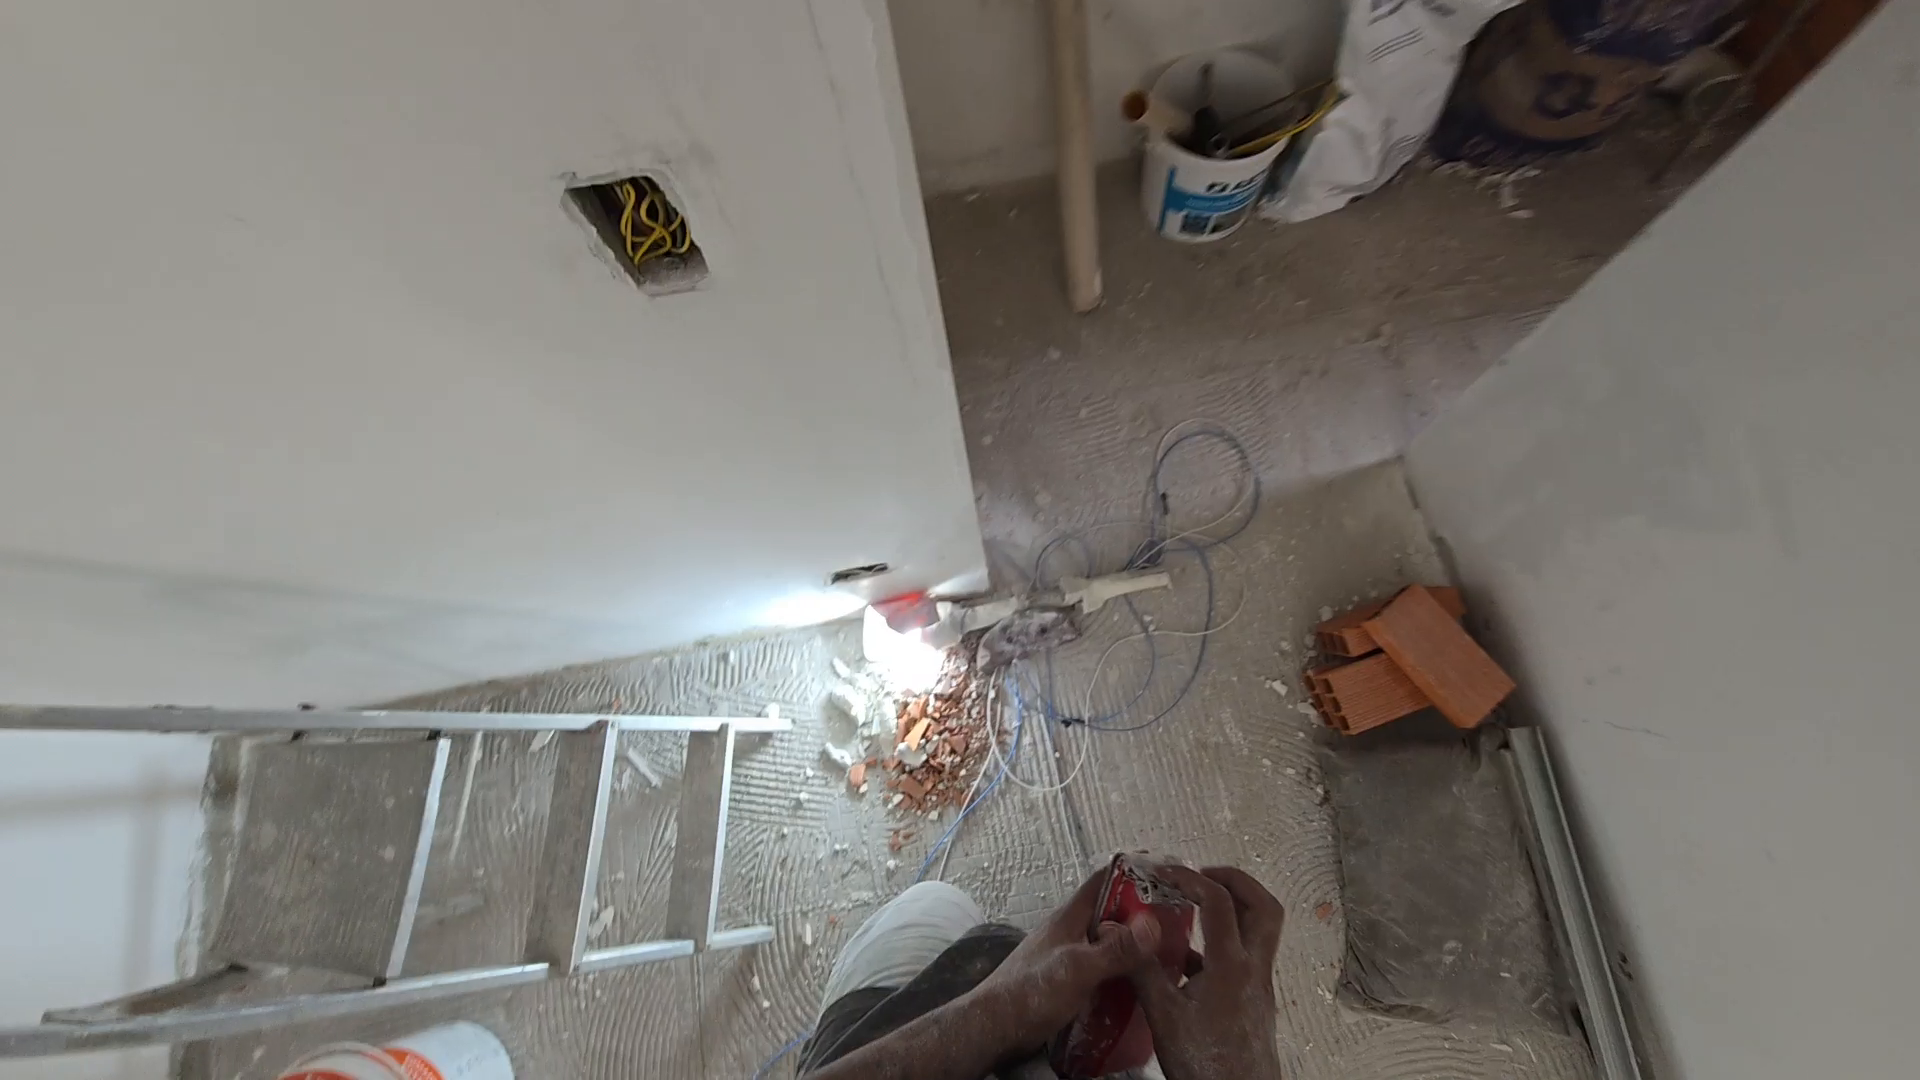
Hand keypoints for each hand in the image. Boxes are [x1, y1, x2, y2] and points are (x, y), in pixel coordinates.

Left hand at [968, 866, 1162, 1057]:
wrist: (997, 1026)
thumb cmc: (1033, 992)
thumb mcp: (1078, 969)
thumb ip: (1114, 950)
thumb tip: (1153, 923)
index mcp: (1071, 916)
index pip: (1104, 880)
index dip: (1132, 872)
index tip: (1164, 873)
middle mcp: (1071, 930)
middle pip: (1111, 913)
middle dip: (1141, 915)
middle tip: (1178, 926)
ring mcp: (1068, 955)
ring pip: (1108, 943)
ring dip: (1133, 948)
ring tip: (1168, 960)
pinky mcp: (1068, 981)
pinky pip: (1102, 969)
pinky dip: (1121, 973)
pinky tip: (1139, 989)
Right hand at [1129, 865, 1284, 1078]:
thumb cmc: (1204, 1064)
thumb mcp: (1163, 1014)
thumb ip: (1140, 967)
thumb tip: (1111, 928)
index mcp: (1232, 965)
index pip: (1218, 901)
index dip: (1189, 877)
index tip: (1162, 873)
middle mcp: (1254, 969)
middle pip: (1264, 905)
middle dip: (1234, 879)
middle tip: (1200, 875)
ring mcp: (1259, 985)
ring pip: (1262, 929)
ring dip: (1234, 905)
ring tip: (1196, 904)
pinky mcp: (1255, 1001)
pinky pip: (1248, 954)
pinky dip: (1225, 939)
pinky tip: (1191, 956)